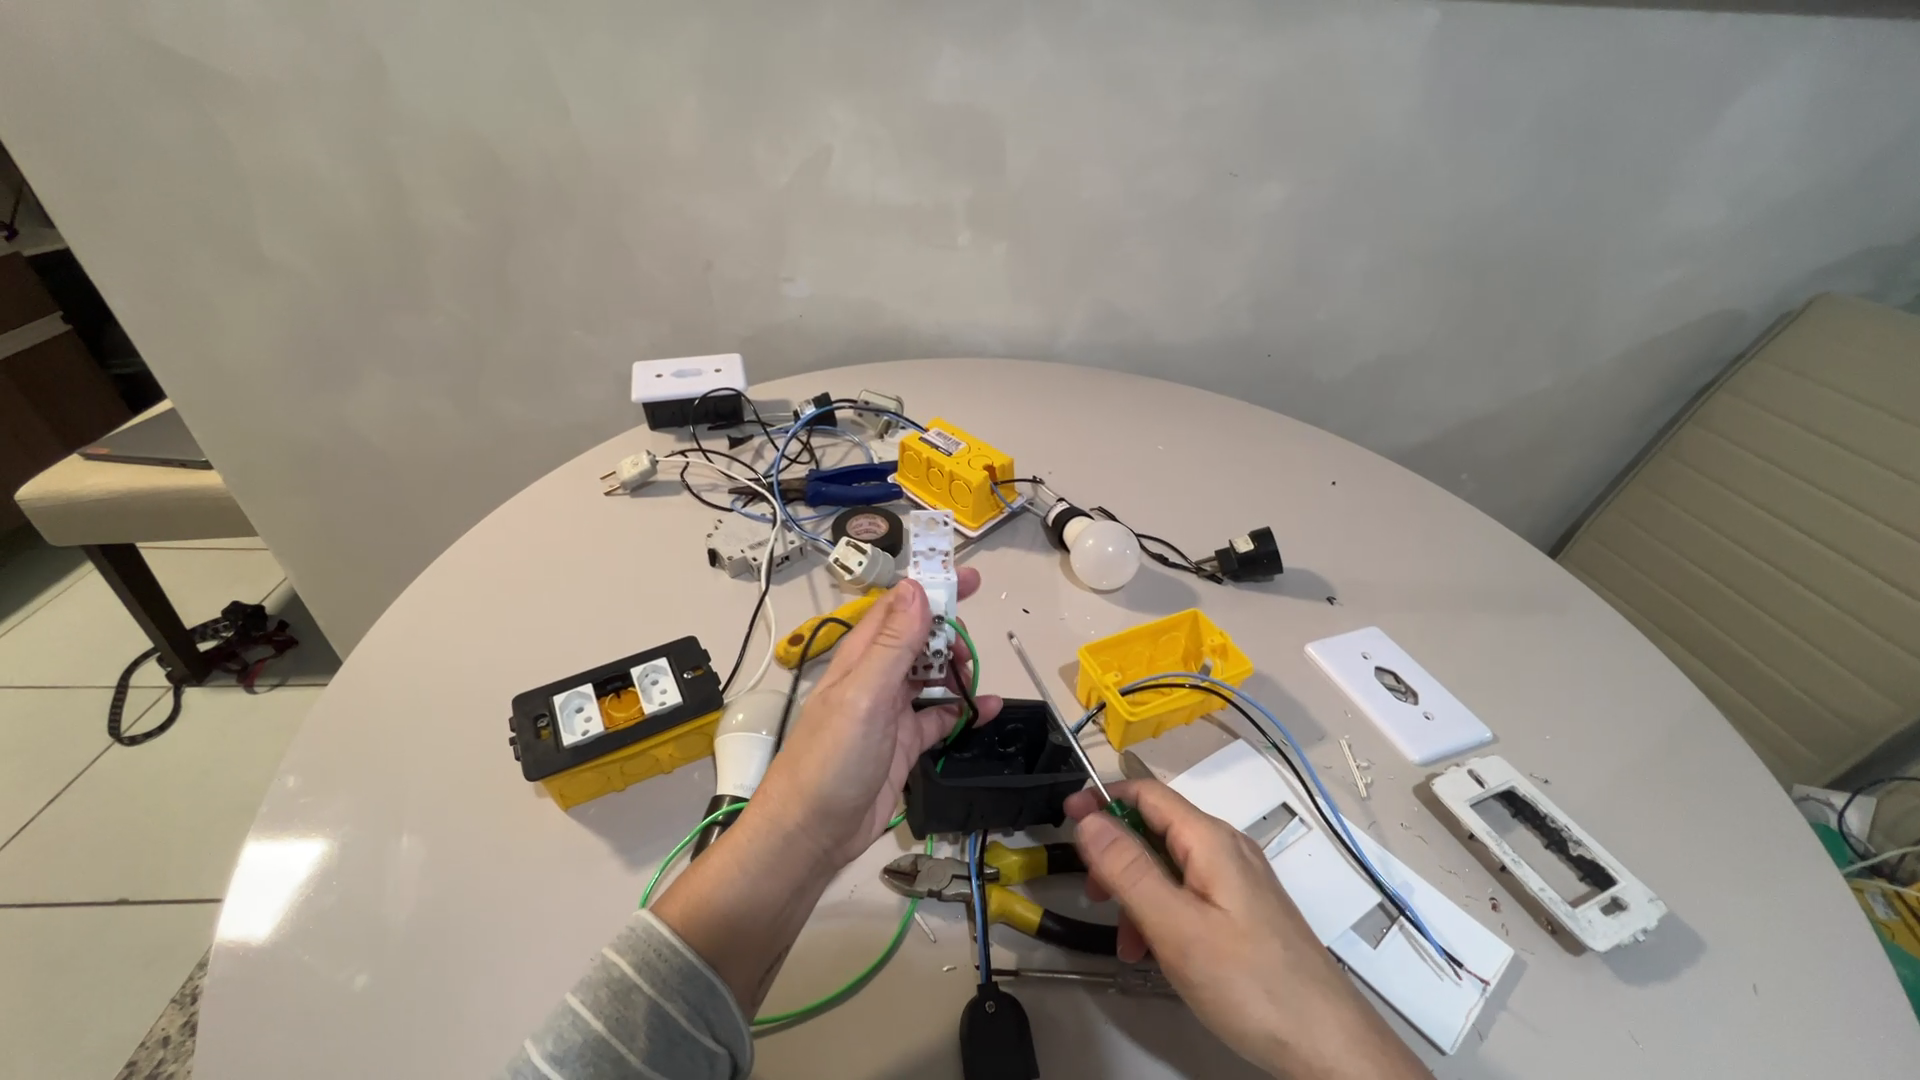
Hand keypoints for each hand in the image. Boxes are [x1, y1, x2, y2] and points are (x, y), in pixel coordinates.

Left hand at [752, 571, 1002, 866]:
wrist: (811, 834)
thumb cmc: (832, 760)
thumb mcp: (864, 695)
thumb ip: (892, 643)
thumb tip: (917, 587)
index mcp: (860, 657)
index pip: (898, 608)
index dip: (931, 589)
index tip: (969, 579)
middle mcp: (874, 678)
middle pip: (918, 640)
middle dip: (949, 633)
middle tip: (972, 648)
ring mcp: (889, 712)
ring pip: (929, 677)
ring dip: (955, 672)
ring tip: (976, 679)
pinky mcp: (902, 745)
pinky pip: (938, 718)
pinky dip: (962, 711)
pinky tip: (988, 710)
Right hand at [1068, 780, 1428, 1078]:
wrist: (1328, 1045)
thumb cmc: (1249, 983)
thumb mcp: (1176, 927)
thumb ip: (1129, 869)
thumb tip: (1089, 819)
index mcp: (1210, 840)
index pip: (1146, 794)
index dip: (1102, 799)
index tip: (1066, 819)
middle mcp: (1226, 849)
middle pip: (1155, 829)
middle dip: (1116, 855)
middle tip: (1093, 894)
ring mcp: (1237, 881)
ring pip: (1169, 865)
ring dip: (1136, 892)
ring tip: (1126, 940)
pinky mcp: (1243, 912)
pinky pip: (1188, 893)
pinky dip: (1161, 912)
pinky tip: (1156, 952)